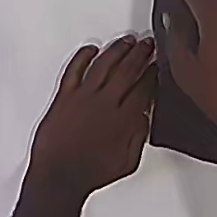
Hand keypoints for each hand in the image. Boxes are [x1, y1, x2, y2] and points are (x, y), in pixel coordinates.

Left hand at [26, 36, 156, 204]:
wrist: (58, 175)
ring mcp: (83, 96)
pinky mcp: (64, 95)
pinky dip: (83, 56)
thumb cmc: (90, 172)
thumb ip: (138, 136)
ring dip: (117, 50)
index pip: (144, 88)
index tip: (158, 64)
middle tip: (148, 43)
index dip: (153, 73)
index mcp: (123, 119)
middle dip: (140, 54)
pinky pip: (74, 69)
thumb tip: (144, 117)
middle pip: (127, 70)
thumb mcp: (127, 162)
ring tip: (127, 41)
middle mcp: (105, 103)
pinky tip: (91, 49)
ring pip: (104, 64)